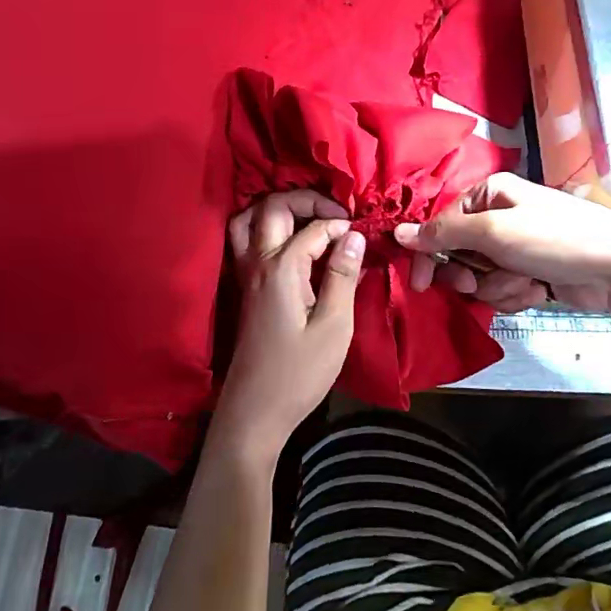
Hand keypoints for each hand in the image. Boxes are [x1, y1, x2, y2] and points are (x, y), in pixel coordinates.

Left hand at [215, 190, 366, 462]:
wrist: (255, 410)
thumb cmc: (300, 373)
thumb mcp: (334, 326)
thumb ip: (342, 276)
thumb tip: (353, 235)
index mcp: (280, 268)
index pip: (313, 228)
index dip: (341, 225)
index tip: (365, 233)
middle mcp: (257, 263)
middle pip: (271, 208)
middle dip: (305, 199)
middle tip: (337, 213)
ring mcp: (246, 275)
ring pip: (249, 221)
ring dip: (278, 210)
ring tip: (311, 219)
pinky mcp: (246, 289)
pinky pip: (248, 242)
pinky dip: (267, 229)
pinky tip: (293, 244)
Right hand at [394, 172, 610, 312]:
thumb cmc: (556, 239)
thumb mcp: (494, 232)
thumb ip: (442, 234)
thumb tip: (397, 232)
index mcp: (488, 194)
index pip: (439, 226)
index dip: (428, 256)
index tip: (420, 283)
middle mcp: (498, 217)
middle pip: (457, 255)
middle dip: (471, 275)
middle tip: (482, 280)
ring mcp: (514, 248)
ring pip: (479, 278)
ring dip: (498, 287)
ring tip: (526, 281)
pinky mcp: (528, 274)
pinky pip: (501, 291)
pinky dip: (516, 295)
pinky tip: (538, 289)